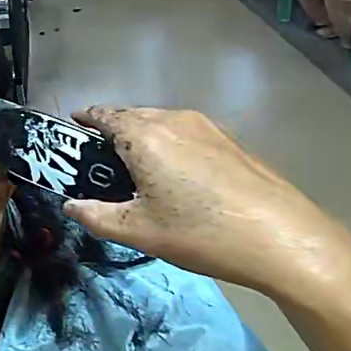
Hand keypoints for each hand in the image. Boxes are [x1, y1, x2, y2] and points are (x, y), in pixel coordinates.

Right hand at [64, 107, 350, 300]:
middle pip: (133, 116)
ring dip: (144, 137)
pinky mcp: (229, 139)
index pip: (105, 115)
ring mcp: (206, 126)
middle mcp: (174, 119)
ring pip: (162, 123)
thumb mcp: (140, 232)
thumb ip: (97, 216)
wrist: (279, 235)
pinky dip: (170, 144)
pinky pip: (186, 133)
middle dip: (113, 131)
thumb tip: (72, 205)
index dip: (86, 120)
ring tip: (139, 171)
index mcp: (145, 135)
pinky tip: (177, 176)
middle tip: (103, 162)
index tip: (73, 131)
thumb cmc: (200, 233)